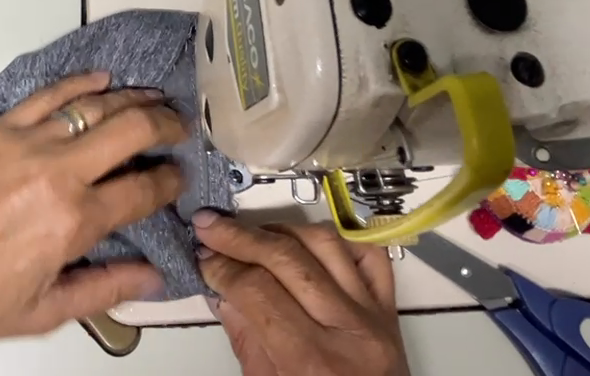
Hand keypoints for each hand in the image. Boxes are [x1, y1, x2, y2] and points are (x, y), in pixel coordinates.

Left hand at [0, 72, 186, 352]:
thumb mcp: (43, 311)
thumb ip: (105, 288)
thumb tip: (150, 277)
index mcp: (71, 222)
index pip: (142, 190)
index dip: (170, 181)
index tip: (178, 178)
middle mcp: (56, 173)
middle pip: (131, 130)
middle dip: (165, 125)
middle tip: (178, 128)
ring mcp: (26, 143)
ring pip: (96, 105)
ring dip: (132, 99)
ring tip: (154, 100)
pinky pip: (50, 94)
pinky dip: (80, 83)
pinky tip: (102, 80)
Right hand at [196, 212, 409, 375]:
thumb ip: (245, 336)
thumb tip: (220, 285)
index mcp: (313, 365)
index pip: (258, 291)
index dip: (222, 268)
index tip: (200, 256)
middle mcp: (349, 332)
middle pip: (287, 259)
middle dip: (239, 237)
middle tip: (208, 227)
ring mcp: (375, 317)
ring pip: (324, 243)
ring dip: (280, 230)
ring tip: (250, 234)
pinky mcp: (390, 310)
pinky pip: (369, 254)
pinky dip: (337, 239)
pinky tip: (306, 240)